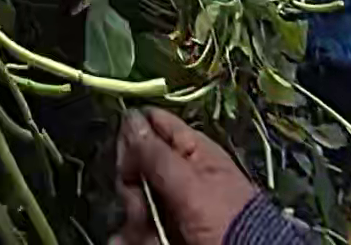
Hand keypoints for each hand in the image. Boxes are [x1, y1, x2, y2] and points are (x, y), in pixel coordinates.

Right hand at [112, 108, 258, 244]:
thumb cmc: (225, 221)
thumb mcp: (190, 186)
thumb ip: (156, 153)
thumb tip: (129, 117)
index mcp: (191, 149)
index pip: (153, 123)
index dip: (133, 135)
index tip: (125, 160)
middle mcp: (181, 172)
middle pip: (140, 164)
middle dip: (132, 185)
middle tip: (138, 208)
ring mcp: (177, 204)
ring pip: (139, 198)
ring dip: (131, 216)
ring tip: (136, 237)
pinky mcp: (172, 232)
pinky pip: (144, 226)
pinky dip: (134, 235)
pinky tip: (124, 242)